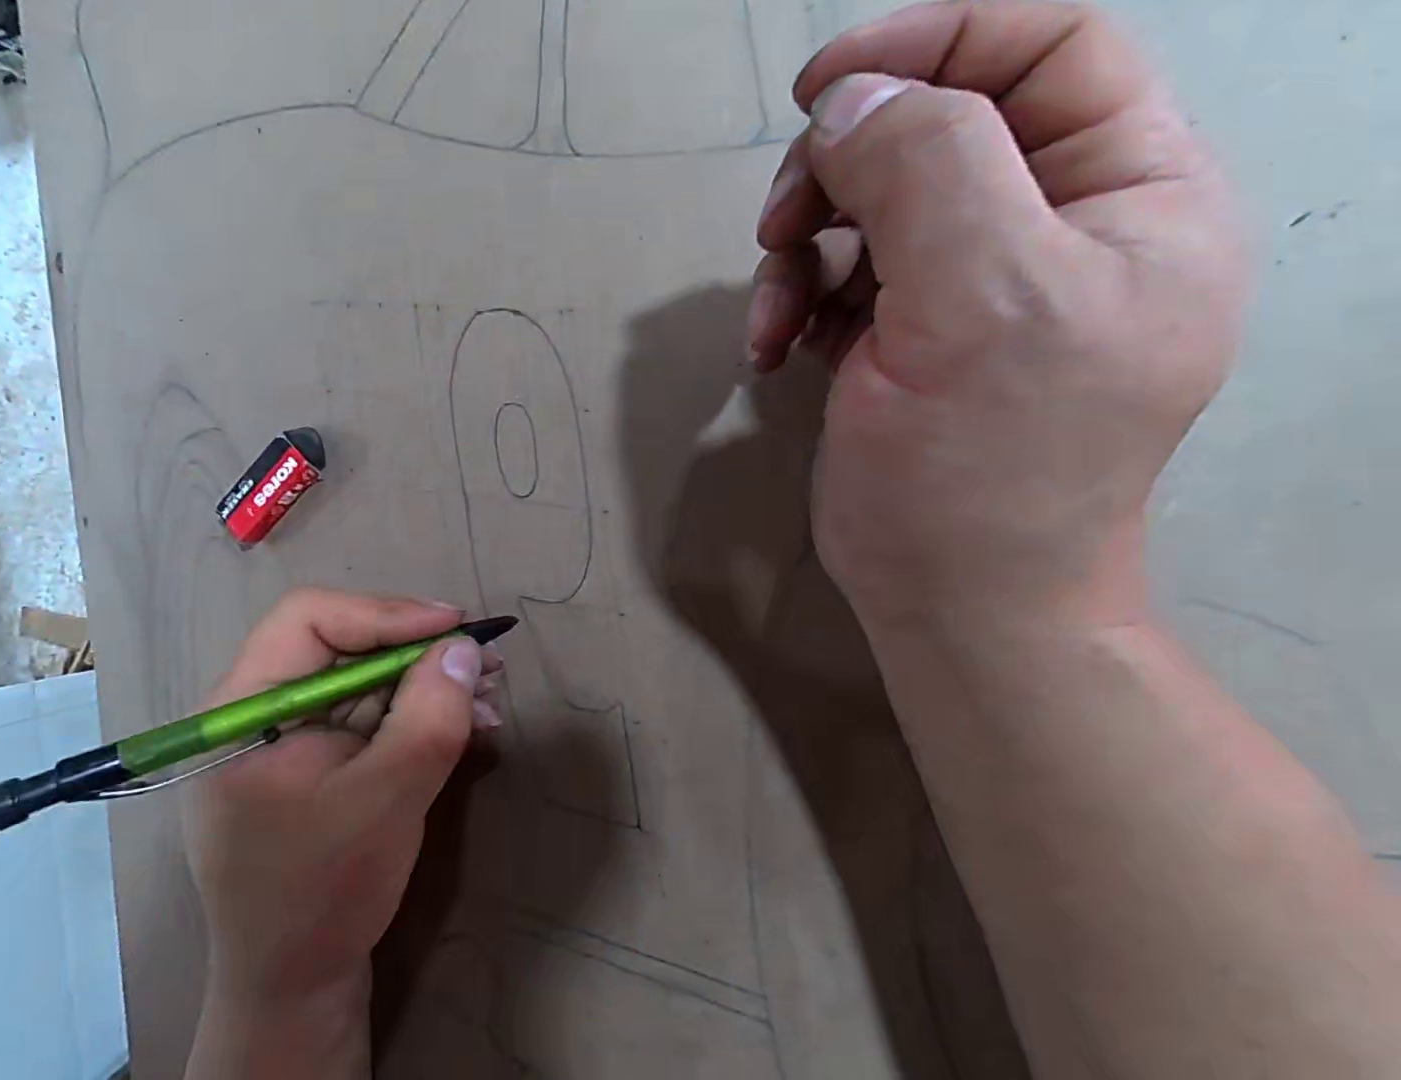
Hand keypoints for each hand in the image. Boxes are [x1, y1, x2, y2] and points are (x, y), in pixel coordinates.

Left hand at [183, 588, 501, 1078]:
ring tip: (488, 694)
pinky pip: (366, 717)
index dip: (384, 612)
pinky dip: (414, 715)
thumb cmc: (323, 894)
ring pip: (361, 680)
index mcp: (244, 706)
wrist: (295, 987)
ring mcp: (287, 737)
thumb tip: (464, 647)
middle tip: (483, 660)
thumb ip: (430, 718)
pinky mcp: (315, 761)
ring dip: (426, 683)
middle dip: (416, 651)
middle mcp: (259, 709)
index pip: (309, 619)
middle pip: (340, 645)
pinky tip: (465, 722)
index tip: (452, 626)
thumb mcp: (386, 801)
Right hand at [749, 1, 1248, 630]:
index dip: (932, 42)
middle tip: (778, 224)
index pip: (1042, 52)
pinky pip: (837, 280)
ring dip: (800, 251)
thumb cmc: (984, 466)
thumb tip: (849, 103)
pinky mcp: (900, 338)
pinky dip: (793, 303)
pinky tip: (774, 350)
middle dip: (838, 171)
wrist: (953, 595)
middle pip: (932, 133)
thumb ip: (926, 171)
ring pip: (867, 211)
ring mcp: (965, 288)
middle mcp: (1048, 229)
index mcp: (1122, 195)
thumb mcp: (977, 303)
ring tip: (771, 319)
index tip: (819, 86)